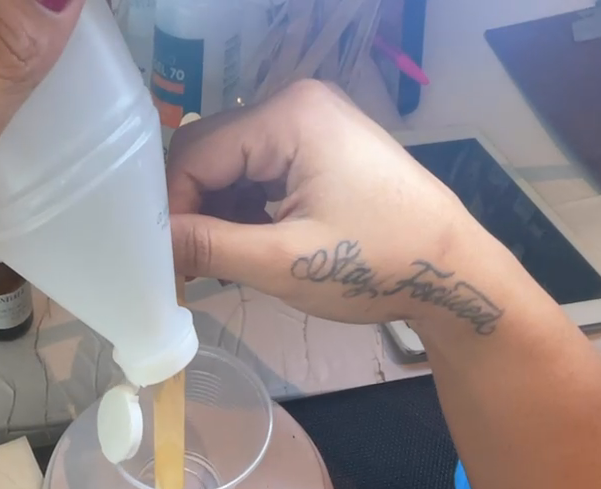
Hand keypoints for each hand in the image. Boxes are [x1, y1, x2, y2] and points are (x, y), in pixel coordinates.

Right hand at [168, 80, 499, 333]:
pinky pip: (255, 177)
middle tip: (189, 271)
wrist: (449, 271)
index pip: (194, 154)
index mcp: (288, 115)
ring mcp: (307, 127)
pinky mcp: (316, 152)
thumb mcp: (283, 262)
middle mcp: (293, 105)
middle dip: (191, 213)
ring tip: (219, 268)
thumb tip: (151, 247)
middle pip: (208, 155)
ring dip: (214, 218)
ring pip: (228, 169)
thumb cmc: (375, 263)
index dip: (171, 210)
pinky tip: (245, 250)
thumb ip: (209, 248)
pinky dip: (240, 215)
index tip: (167, 265)